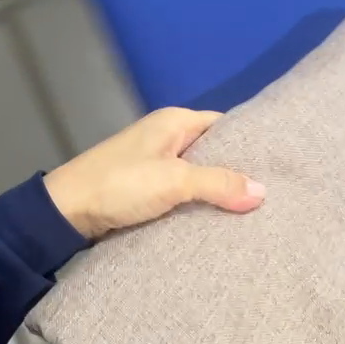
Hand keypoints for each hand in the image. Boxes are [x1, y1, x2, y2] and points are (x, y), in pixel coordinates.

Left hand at [43, 108, 265, 240]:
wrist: (66, 211)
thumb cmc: (120, 185)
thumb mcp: (173, 181)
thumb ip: (218, 184)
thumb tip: (263, 191)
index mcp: (173, 121)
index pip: (224, 125)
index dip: (250, 144)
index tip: (278, 166)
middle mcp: (165, 137)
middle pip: (212, 152)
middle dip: (236, 172)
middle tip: (272, 196)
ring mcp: (153, 164)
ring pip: (196, 175)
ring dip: (216, 192)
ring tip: (254, 213)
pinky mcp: (143, 189)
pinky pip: (180, 193)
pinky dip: (196, 205)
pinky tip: (217, 222)